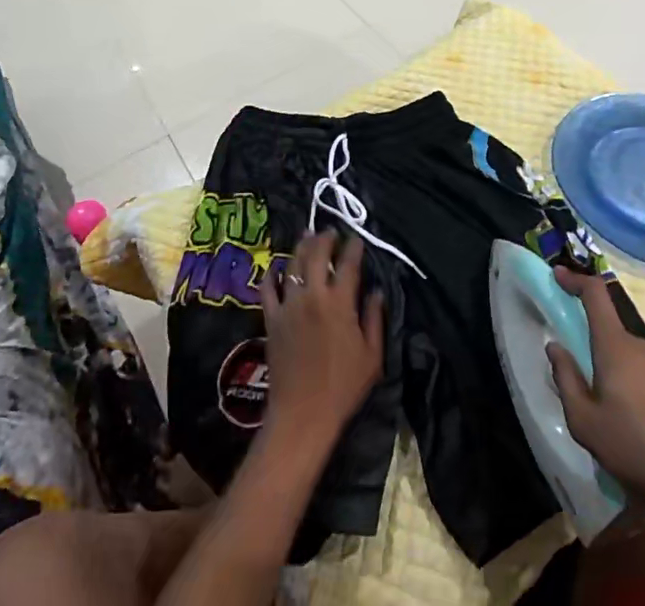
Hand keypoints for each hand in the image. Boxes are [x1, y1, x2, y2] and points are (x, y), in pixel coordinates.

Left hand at [259, 231, 385, 445]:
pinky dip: (272, 274)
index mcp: (340, 303)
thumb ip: (375, 319)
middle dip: (325, 239)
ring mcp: (288, 306)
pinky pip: (268, 288)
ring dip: (301, 247)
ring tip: (307, 236)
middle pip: (317, 256)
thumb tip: (377, 292)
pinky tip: (276, 266)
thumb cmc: (343, 387)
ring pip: (293, 265)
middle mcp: (312, 296)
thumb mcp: (372, 355)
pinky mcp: (270, 319)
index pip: (348, 265)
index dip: (354, 248)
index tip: (358, 239)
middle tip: (331, 232)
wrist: (302, 413)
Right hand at [544, 267, 644, 502]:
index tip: (557, 274)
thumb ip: (565, 378)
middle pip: (610, 325)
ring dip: (607, 362)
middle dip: (588, 331)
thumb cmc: (634, 444)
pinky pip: (640, 371)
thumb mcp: (584, 420)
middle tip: (569, 357)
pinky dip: (624, 379)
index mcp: (615, 346)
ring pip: (625, 352)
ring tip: (595, 400)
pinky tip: (624, 417)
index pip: (596, 295)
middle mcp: (640, 347)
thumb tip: (555, 346)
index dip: (575, 279)